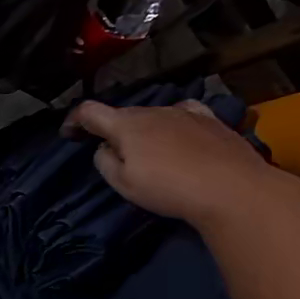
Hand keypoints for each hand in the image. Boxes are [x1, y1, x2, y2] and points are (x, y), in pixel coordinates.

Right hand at [62, 99, 296, 225]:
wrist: (230, 187)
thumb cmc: (168, 188)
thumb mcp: (124, 184)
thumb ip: (105, 162)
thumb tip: (104, 148)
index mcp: (126, 125)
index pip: (90, 112)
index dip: (74, 120)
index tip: (68, 134)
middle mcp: (154, 110)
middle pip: (124, 114)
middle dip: (112, 130)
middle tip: (113, 154)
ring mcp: (185, 111)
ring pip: (154, 115)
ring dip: (145, 129)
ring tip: (149, 151)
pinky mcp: (211, 120)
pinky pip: (184, 114)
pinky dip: (174, 124)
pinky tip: (180, 134)